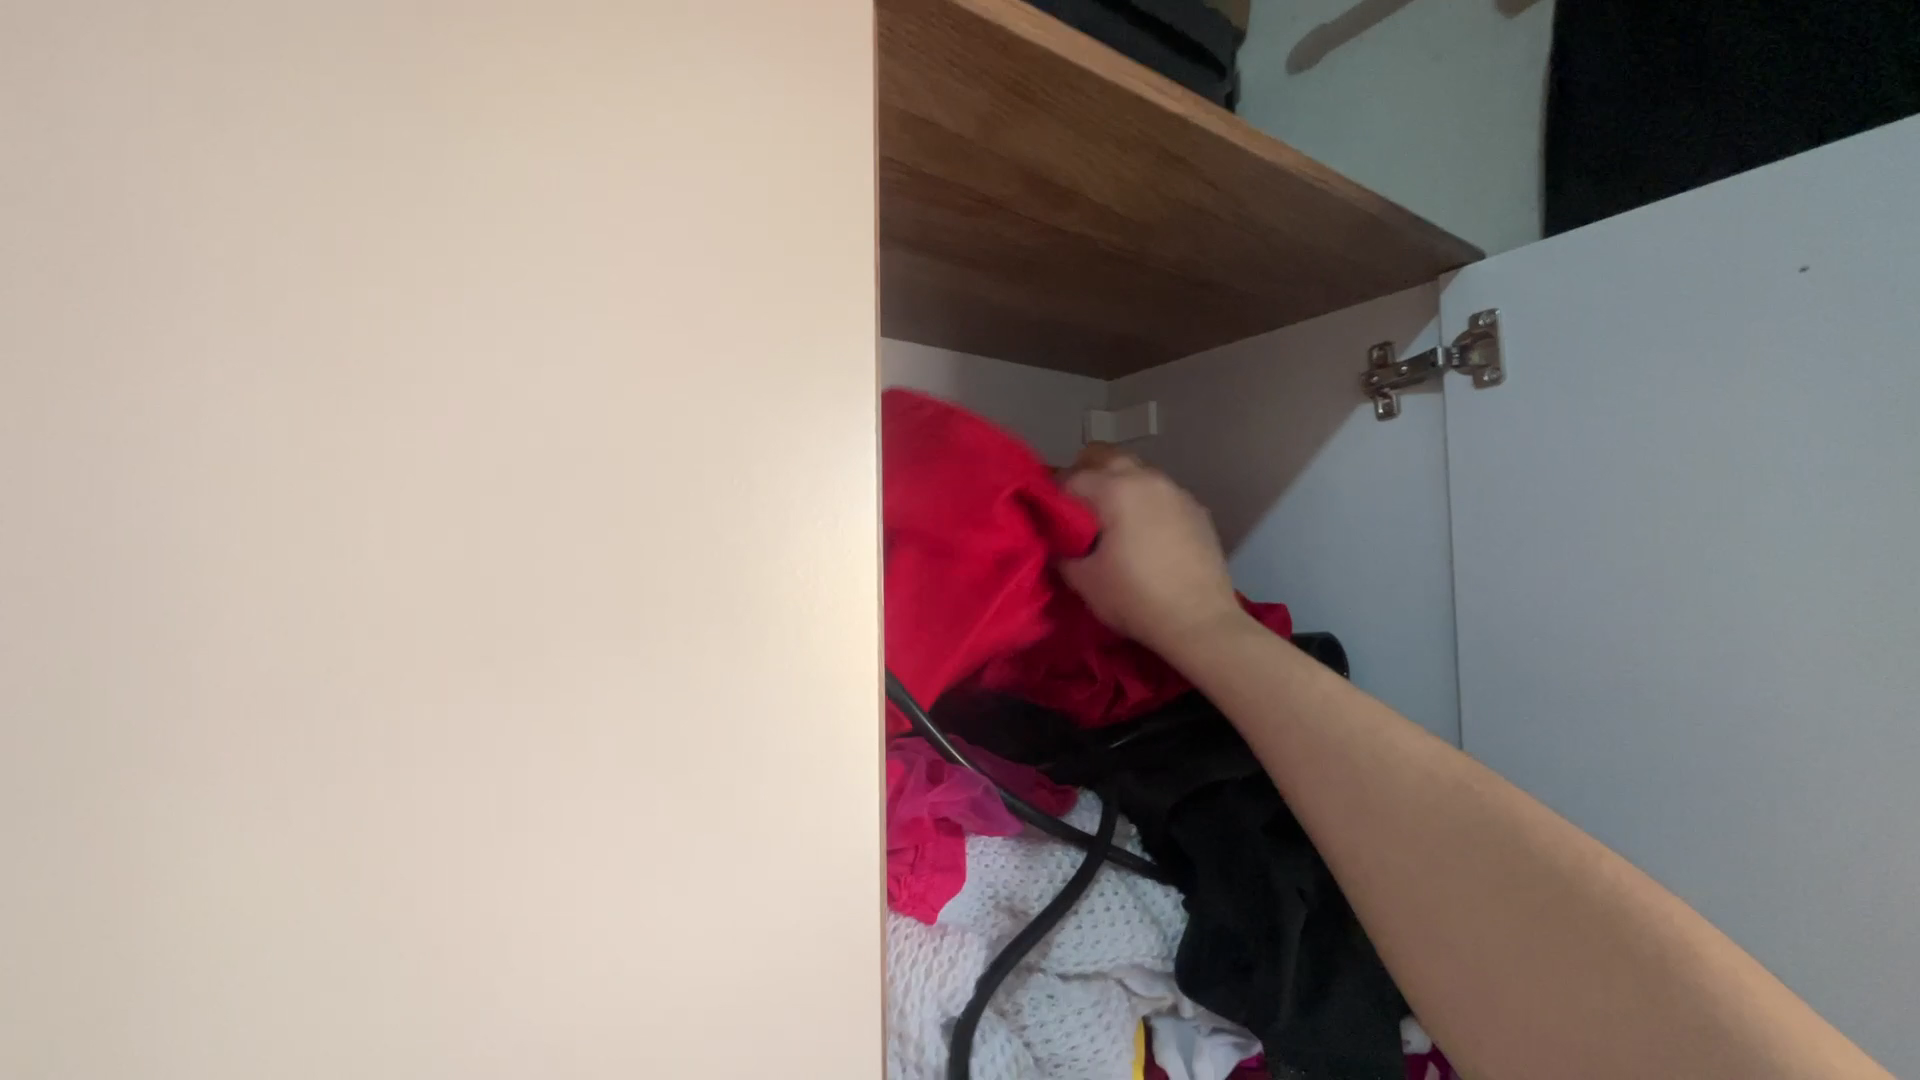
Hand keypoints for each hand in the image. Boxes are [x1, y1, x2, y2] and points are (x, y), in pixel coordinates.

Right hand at [1059, 448, 1247, 655]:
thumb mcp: (1083, 580)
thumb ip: (1060, 550)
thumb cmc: (1135, 599)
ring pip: (1137, 472)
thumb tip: (1054, 538)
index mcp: (1116, 490)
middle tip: (1077, 512)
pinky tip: (1145, 535)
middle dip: (1085, 476)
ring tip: (1112, 523)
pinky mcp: (1197, 509)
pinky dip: (1145, 503)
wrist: (1200, 623)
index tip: (1048, 519)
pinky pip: (1161, 493)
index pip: (1070, 477)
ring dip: (1118, 487)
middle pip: (1105, 457)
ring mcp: (1177, 491)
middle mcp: (1147, 479)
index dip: (1052, 496)